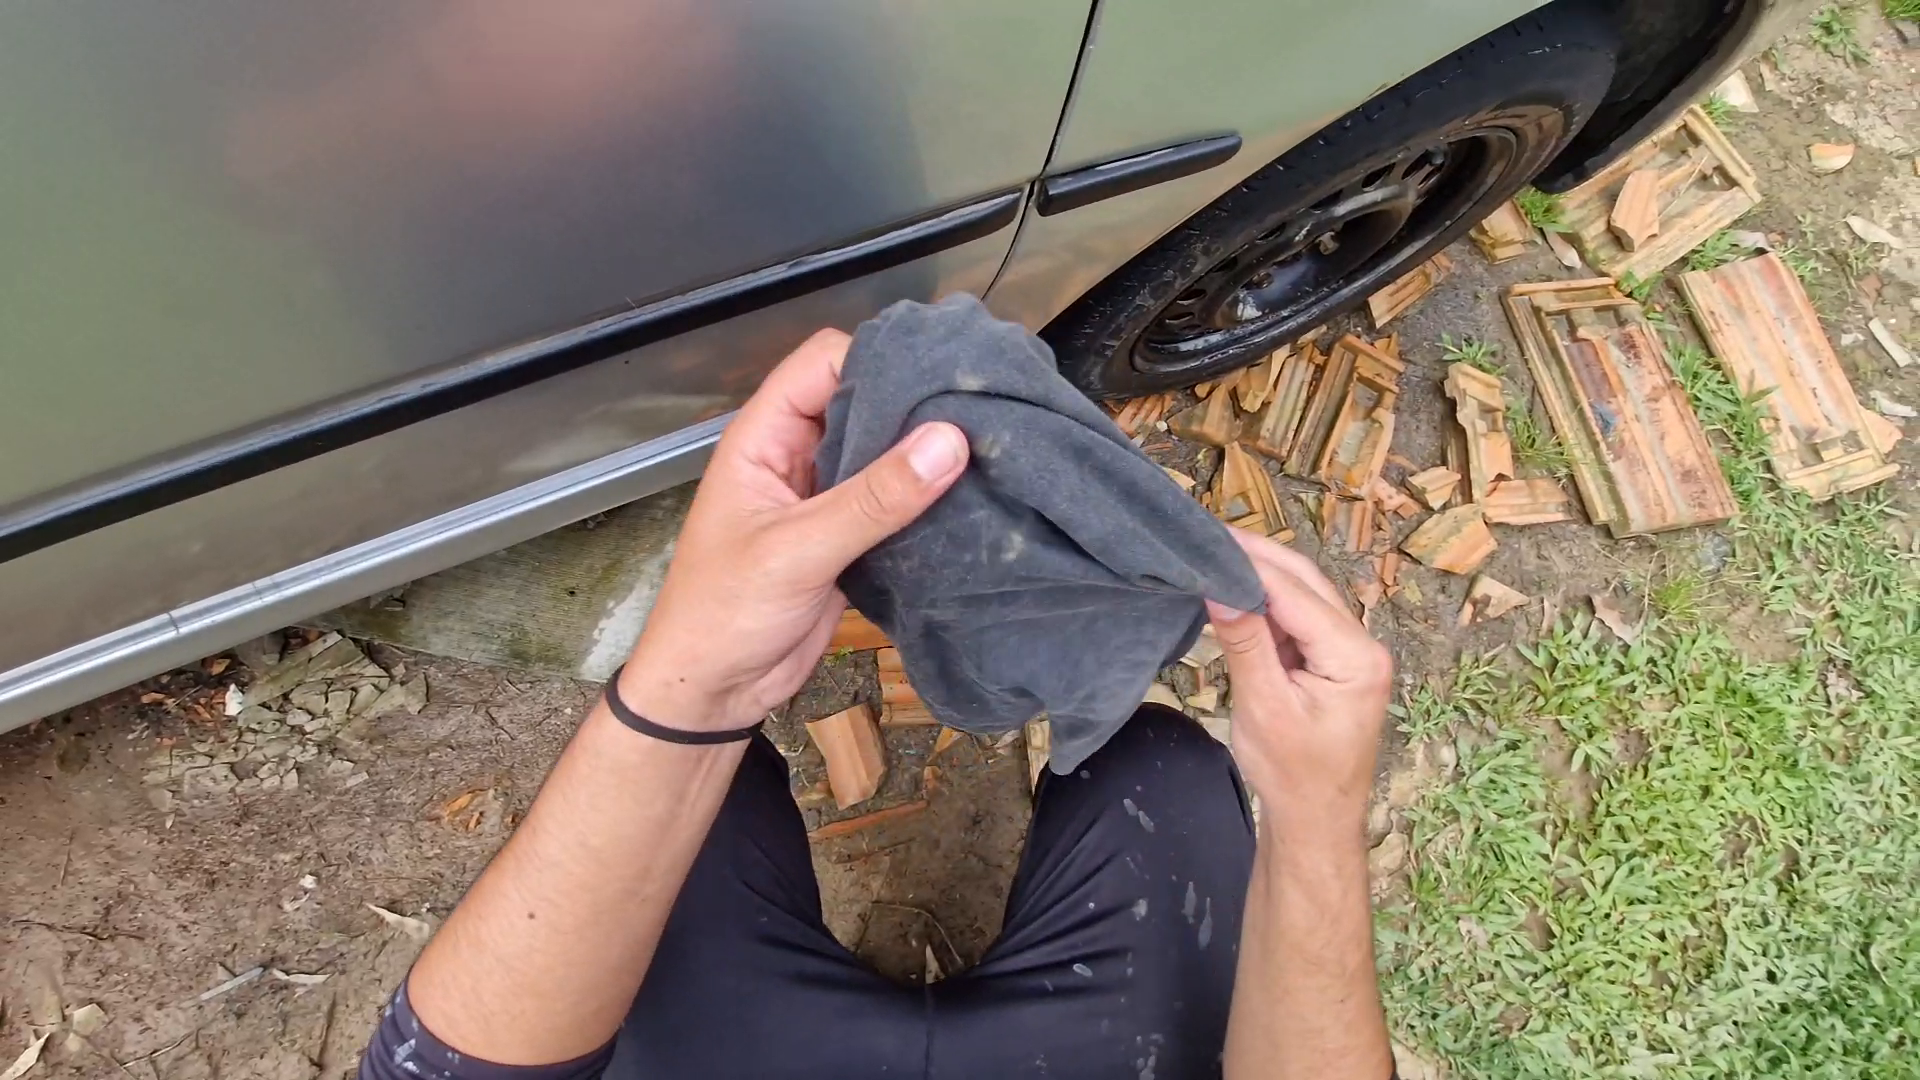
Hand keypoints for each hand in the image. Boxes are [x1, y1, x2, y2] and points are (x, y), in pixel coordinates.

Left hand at [617, 329, 968, 731]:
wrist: (714, 691)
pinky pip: (891, 502)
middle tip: (980, 409)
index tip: (940, 373)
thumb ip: (874, 498)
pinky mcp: (848, 537)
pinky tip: (966, 499)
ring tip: (987, 448)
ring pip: (881, 453)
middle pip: (861, 402)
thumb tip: (950, 440)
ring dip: (922, 455)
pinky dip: (923, 499)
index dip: (877, 357)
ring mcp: (825, 497)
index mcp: (766, 437)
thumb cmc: (726, 612)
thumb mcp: (797, 550)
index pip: (823, 363)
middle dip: (913, 403)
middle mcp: (798, 456)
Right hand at [1207, 531, 1391, 843]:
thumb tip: (1216, 587)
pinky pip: (1294, 617)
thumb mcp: (1264, 707)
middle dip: (1258, 557)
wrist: (1314, 819)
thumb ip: (1245, 643)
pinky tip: (1233, 587)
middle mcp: (1361, 644)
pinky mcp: (1328, 660)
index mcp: (1355, 657)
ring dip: (1260, 574)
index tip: (1207, 542)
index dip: (1250, 565)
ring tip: (1214, 553)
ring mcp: (1347, 651)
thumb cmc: (1292, 773)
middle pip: (1305, 583)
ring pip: (1300, 595)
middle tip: (1207, 535)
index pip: (1295, 594)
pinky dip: (1263, 601)